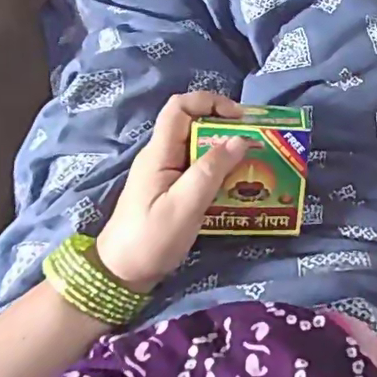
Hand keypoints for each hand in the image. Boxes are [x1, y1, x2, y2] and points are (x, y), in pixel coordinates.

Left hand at [94, 91, 250, 294]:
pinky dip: (220, 172)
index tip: (240, 118)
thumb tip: (241, 139)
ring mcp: (166, 174)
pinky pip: (199, 170)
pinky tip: (237, 187)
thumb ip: (212, 170)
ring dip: (226, 153)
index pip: (180, 107)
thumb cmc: (151, 239)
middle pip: (194, 125)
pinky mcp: (172, 191)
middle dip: (227, 129)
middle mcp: (162, 156)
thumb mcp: (185, 205)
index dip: (210, 102)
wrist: (121, 274)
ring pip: (199, 149)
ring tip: (253, 165)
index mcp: (159, 153)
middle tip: (256, 144)